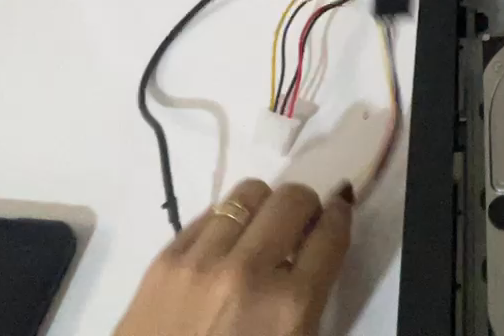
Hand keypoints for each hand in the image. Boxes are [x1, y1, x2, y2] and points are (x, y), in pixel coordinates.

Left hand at [116, 179, 353, 335]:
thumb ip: (308, 302)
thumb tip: (317, 244)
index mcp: (288, 311)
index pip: (330, 233)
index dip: (340, 215)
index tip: (338, 210)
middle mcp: (249, 274)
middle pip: (293, 199)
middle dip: (306, 207)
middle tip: (301, 227)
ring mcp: (201, 263)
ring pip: (249, 193)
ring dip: (265, 209)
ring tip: (260, 233)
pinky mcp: (163, 262)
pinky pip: (208, 213)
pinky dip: (225, 223)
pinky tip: (223, 249)